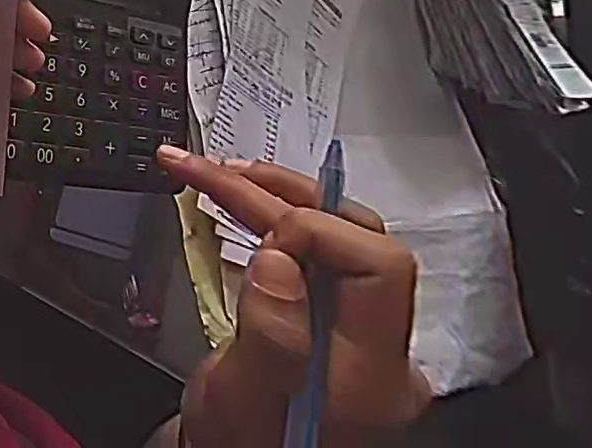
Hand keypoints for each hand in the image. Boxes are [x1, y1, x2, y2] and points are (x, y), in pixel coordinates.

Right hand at [157, 147, 428, 446]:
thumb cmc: (234, 446)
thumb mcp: (238, 406)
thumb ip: (268, 339)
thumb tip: (280, 259)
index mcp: (370, 373)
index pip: (376, 266)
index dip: (316, 233)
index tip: (258, 242)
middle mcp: (378, 346)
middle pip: (352, 236)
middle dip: (278, 194)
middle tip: (212, 170)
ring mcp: (357, 329)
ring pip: (331, 231)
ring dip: (271, 193)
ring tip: (217, 172)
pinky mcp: (330, 315)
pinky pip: (311, 247)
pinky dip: (268, 213)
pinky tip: (236, 197)